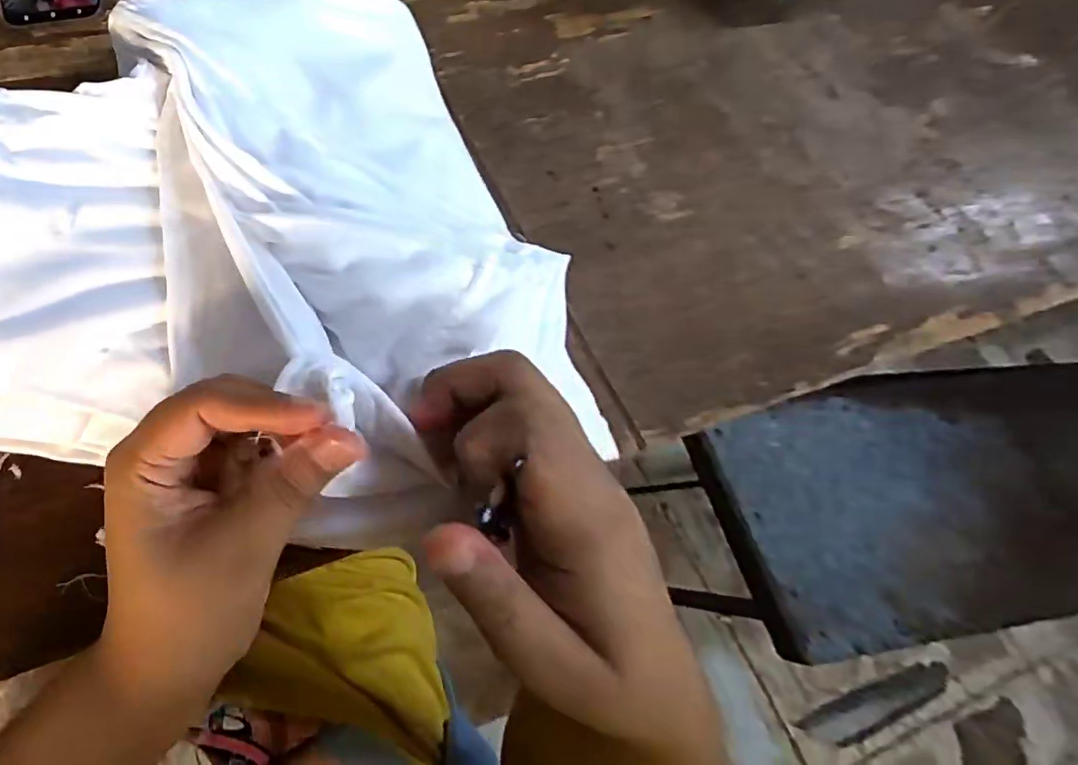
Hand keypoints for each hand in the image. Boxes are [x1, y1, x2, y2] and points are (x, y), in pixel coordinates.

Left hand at [98, 375, 367, 706]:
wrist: (162, 673)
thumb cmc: (192, 616)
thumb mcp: (246, 547)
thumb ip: (291, 484)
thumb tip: (349, 435)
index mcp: (141, 460)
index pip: (201, 407)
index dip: (261, 405)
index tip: (321, 417)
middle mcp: (150, 448)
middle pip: (214, 403)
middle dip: (269, 412)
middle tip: (327, 428)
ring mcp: (171, 461)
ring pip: (228, 419)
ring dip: (272, 428)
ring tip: (319, 442)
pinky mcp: (192, 478)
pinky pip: (234, 446)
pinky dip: (267, 449)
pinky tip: (295, 459)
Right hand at [412, 352, 722, 764]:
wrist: (655, 698)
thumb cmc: (603, 687)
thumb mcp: (548, 666)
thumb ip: (494, 599)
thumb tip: (435, 534)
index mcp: (585, 513)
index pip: (529, 421)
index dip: (474, 437)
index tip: (451, 486)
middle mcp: (587, 474)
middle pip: (521, 379)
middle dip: (457, 389)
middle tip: (422, 435)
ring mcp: (580, 469)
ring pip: (518, 387)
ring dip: (464, 403)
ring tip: (438, 456)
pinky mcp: (568, 476)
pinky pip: (517, 415)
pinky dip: (474, 420)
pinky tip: (461, 472)